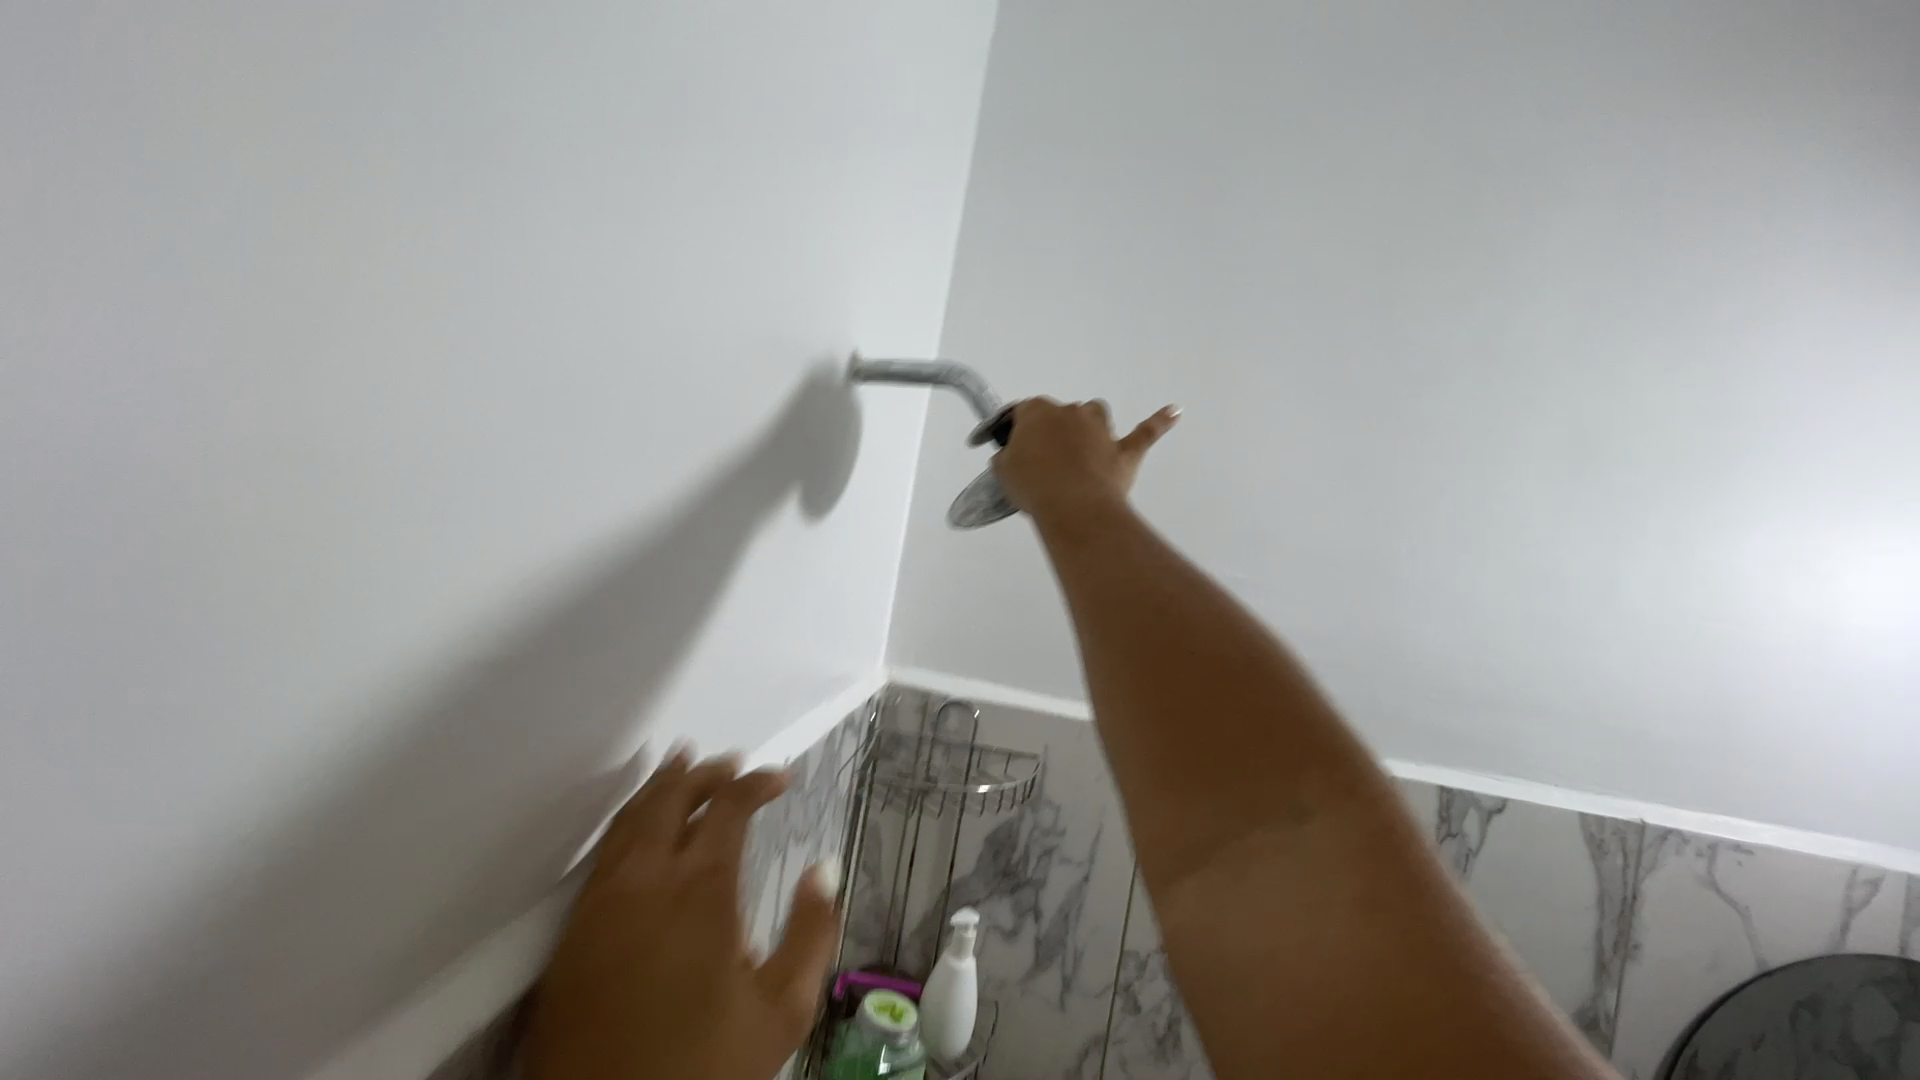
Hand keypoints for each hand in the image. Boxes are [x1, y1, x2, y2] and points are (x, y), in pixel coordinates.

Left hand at [524, 750, 839, 1079]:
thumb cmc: (704, 1066)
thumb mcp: (783, 1010)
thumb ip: (812, 932)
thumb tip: (825, 869)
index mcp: (702, 889)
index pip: (728, 808)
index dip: (755, 784)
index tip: (779, 778)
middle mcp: (646, 880)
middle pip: (671, 799)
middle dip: (704, 773)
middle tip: (731, 763)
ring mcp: (602, 902)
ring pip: (630, 820)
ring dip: (661, 788)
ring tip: (683, 768)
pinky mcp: (572, 929)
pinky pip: (604, 852)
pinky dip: (629, 822)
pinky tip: (641, 828)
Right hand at [992, 398, 1179, 522]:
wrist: (1072, 506)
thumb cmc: (1032, 485)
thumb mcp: (1004, 471)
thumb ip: (1008, 458)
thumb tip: (1014, 458)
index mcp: (1038, 412)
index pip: (1024, 412)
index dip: (1016, 429)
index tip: (1011, 447)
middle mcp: (1071, 413)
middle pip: (1060, 414)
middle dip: (1053, 433)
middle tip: (1043, 463)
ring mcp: (1101, 430)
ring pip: (1095, 415)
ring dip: (1088, 427)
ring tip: (1081, 449)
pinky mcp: (1125, 451)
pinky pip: (1146, 432)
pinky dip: (1159, 421)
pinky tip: (1174, 412)